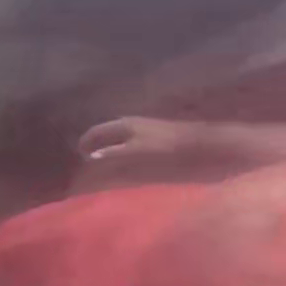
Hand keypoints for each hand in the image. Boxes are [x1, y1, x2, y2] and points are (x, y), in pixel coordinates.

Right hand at [77, 117, 207, 164]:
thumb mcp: (136, 151)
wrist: (207, 145)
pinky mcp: (157, 138)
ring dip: (108, 147)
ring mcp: (145, 129)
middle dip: (95, 145)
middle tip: (88, 160)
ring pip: (118, 137)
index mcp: (124, 125)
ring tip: (104, 162)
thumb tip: (91, 157)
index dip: (85, 143)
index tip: (78, 157)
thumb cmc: (169, 147)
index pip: (95, 132)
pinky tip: (126, 161)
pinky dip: (121, 150)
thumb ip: (113, 153)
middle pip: (106, 134)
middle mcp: (132, 124)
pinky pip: (129, 142)